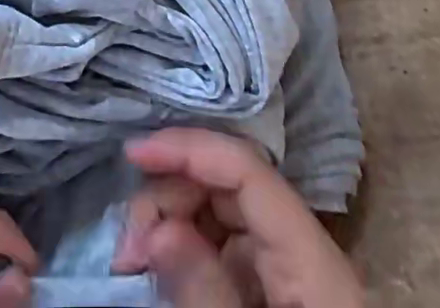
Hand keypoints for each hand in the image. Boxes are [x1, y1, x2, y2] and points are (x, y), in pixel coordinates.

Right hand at [113, 128, 364, 307]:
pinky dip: (180, 242)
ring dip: (168, 217)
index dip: (189, 148)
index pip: (247, 170)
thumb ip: (206, 293)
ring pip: (217, 207)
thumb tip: (157, 228)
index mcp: (312, 258)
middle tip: (127, 245)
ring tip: (132, 258)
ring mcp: (284, 266)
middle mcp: (300, 247)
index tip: (132, 155)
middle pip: (226, 184)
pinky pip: (218, 241)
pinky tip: (155, 265)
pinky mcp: (268, 285)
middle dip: (168, 194)